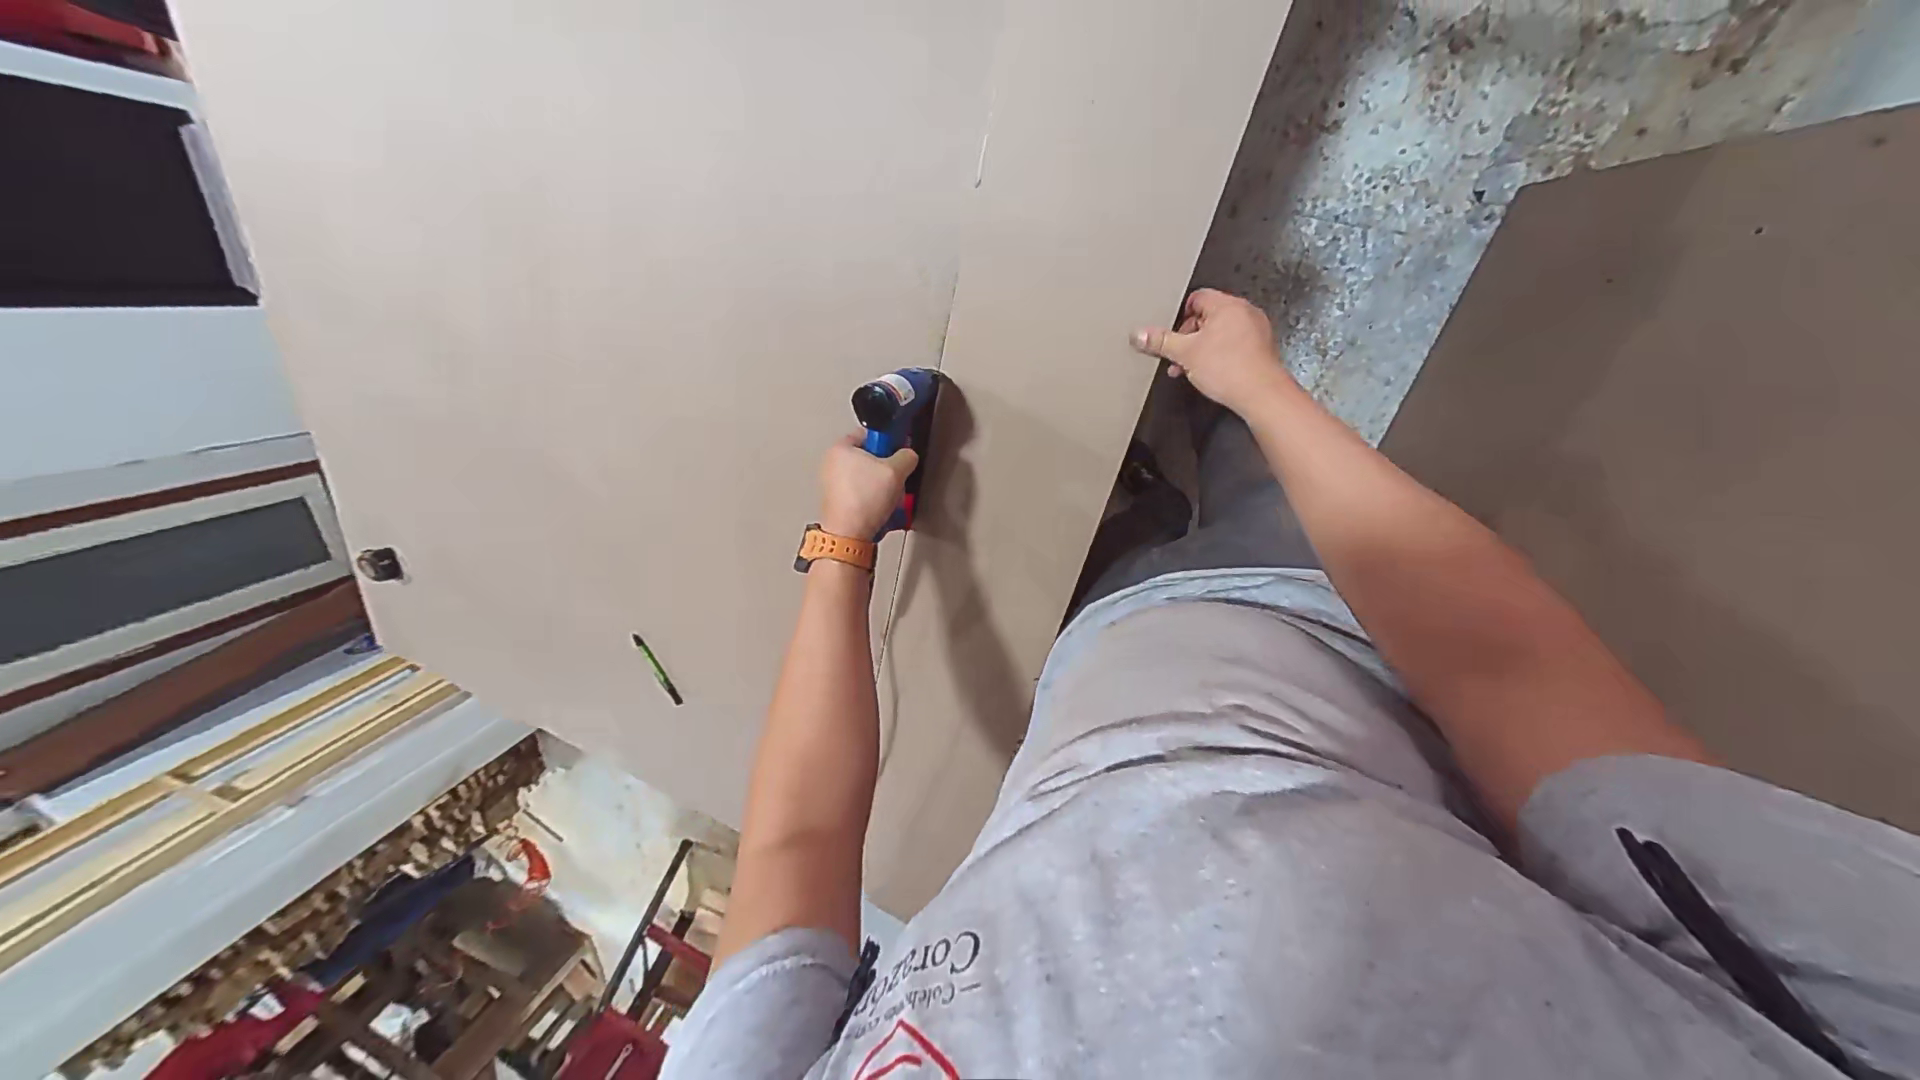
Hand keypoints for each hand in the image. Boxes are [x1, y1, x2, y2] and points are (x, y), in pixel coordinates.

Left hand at [818, 434, 917, 537]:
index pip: (870, 434)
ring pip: (869, 480)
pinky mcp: (839, 503)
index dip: (888, 441)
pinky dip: (875, 502)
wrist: (849, 534)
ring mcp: (834, 485)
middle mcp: (832, 465)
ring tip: (889, 499)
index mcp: (840, 448)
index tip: (899, 451)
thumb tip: (908, 456)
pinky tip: (882, 510)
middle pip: (871, 459)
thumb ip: (907, 456)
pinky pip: (864, 496)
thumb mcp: (896, 470)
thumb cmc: (863, 500)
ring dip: (884, 489)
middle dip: (887, 470)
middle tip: (894, 479)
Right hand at [1131, 288, 1298, 413]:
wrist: (1260, 394)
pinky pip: (1233, 345)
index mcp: (1227, 305)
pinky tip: (1213, 373)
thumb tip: (1141, 334)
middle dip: (1189, 337)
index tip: (1172, 333)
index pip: (1197, 298)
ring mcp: (1255, 330)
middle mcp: (1244, 312)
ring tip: (1194, 367)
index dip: (1179, 316)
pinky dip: (1220, 356)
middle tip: (1180, 354)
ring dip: (1203, 348)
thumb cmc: (1231, 370)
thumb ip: (1160, 342)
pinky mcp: (1259, 348)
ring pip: (1220, 333)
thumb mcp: (1184, 354)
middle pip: (1207, 316)